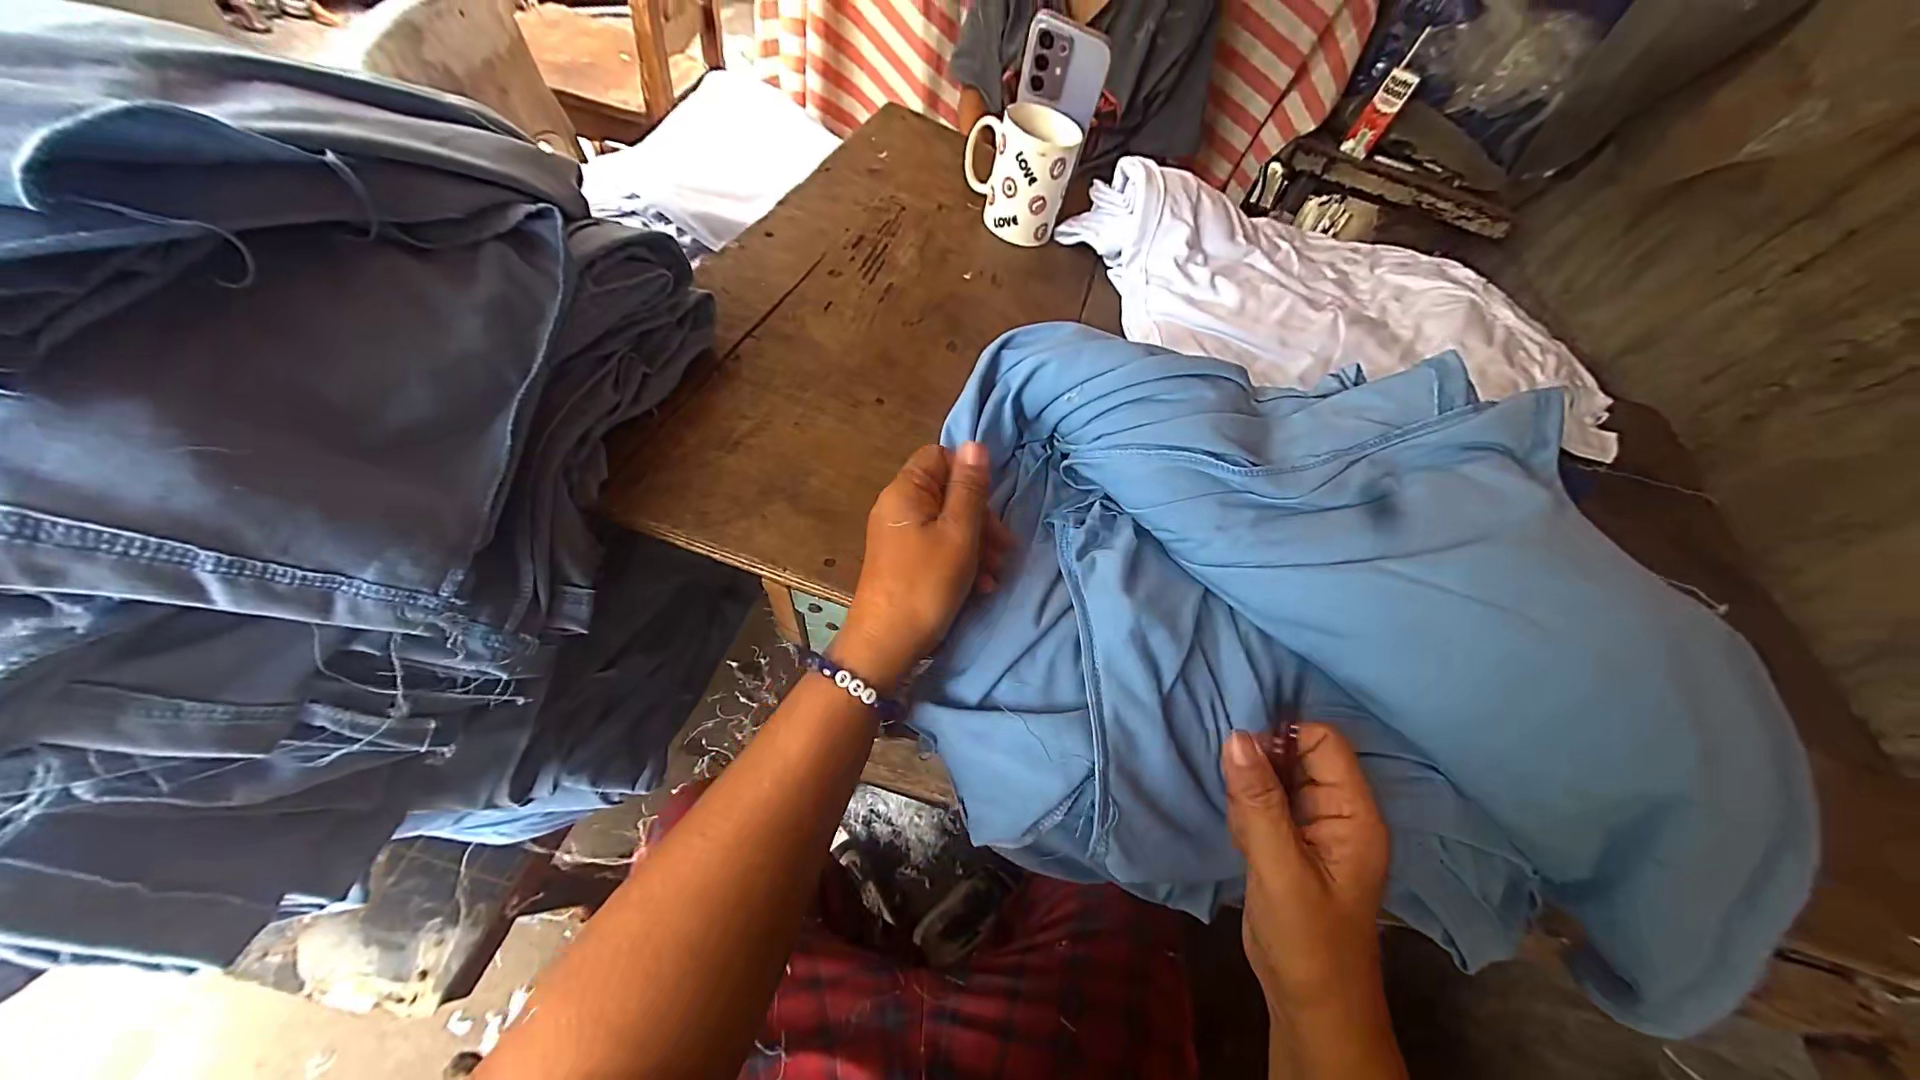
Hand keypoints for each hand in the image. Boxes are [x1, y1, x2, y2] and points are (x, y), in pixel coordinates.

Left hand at [832, 442, 1010, 691]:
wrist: (887, 643)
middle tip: (1004, 548)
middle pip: (947, 493)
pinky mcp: (903, 561)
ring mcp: (898, 536)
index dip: (968, 476)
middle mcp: (898, 507)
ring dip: (977, 545)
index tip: (990, 505)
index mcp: (905, 491)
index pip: (939, 457)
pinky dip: (960, 562)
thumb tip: (974, 443)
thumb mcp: (959, 534)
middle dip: (980, 519)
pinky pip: (936, 547)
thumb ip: (969, 488)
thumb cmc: (926, 584)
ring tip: (995, 573)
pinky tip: (980, 586)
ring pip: (946, 524)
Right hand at [1224, 724, 1405, 1078]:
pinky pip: (1260, 802)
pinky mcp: (1286, 842)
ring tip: (1247, 832)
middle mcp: (1335, 812)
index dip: (1284, 737)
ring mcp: (1309, 828)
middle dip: (1260, 767)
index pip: (1324, 743)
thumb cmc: (1308, 941)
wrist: (1308, 1006)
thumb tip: (1236, 735)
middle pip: (1296, 755)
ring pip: (1272, 777)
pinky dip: (1244, 812)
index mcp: (1353, 813)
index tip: (1244, 755)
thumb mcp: (1280, 868)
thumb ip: (1258, 801)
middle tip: (1241, 801)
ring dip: (1249, 794)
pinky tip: (1244, 841)